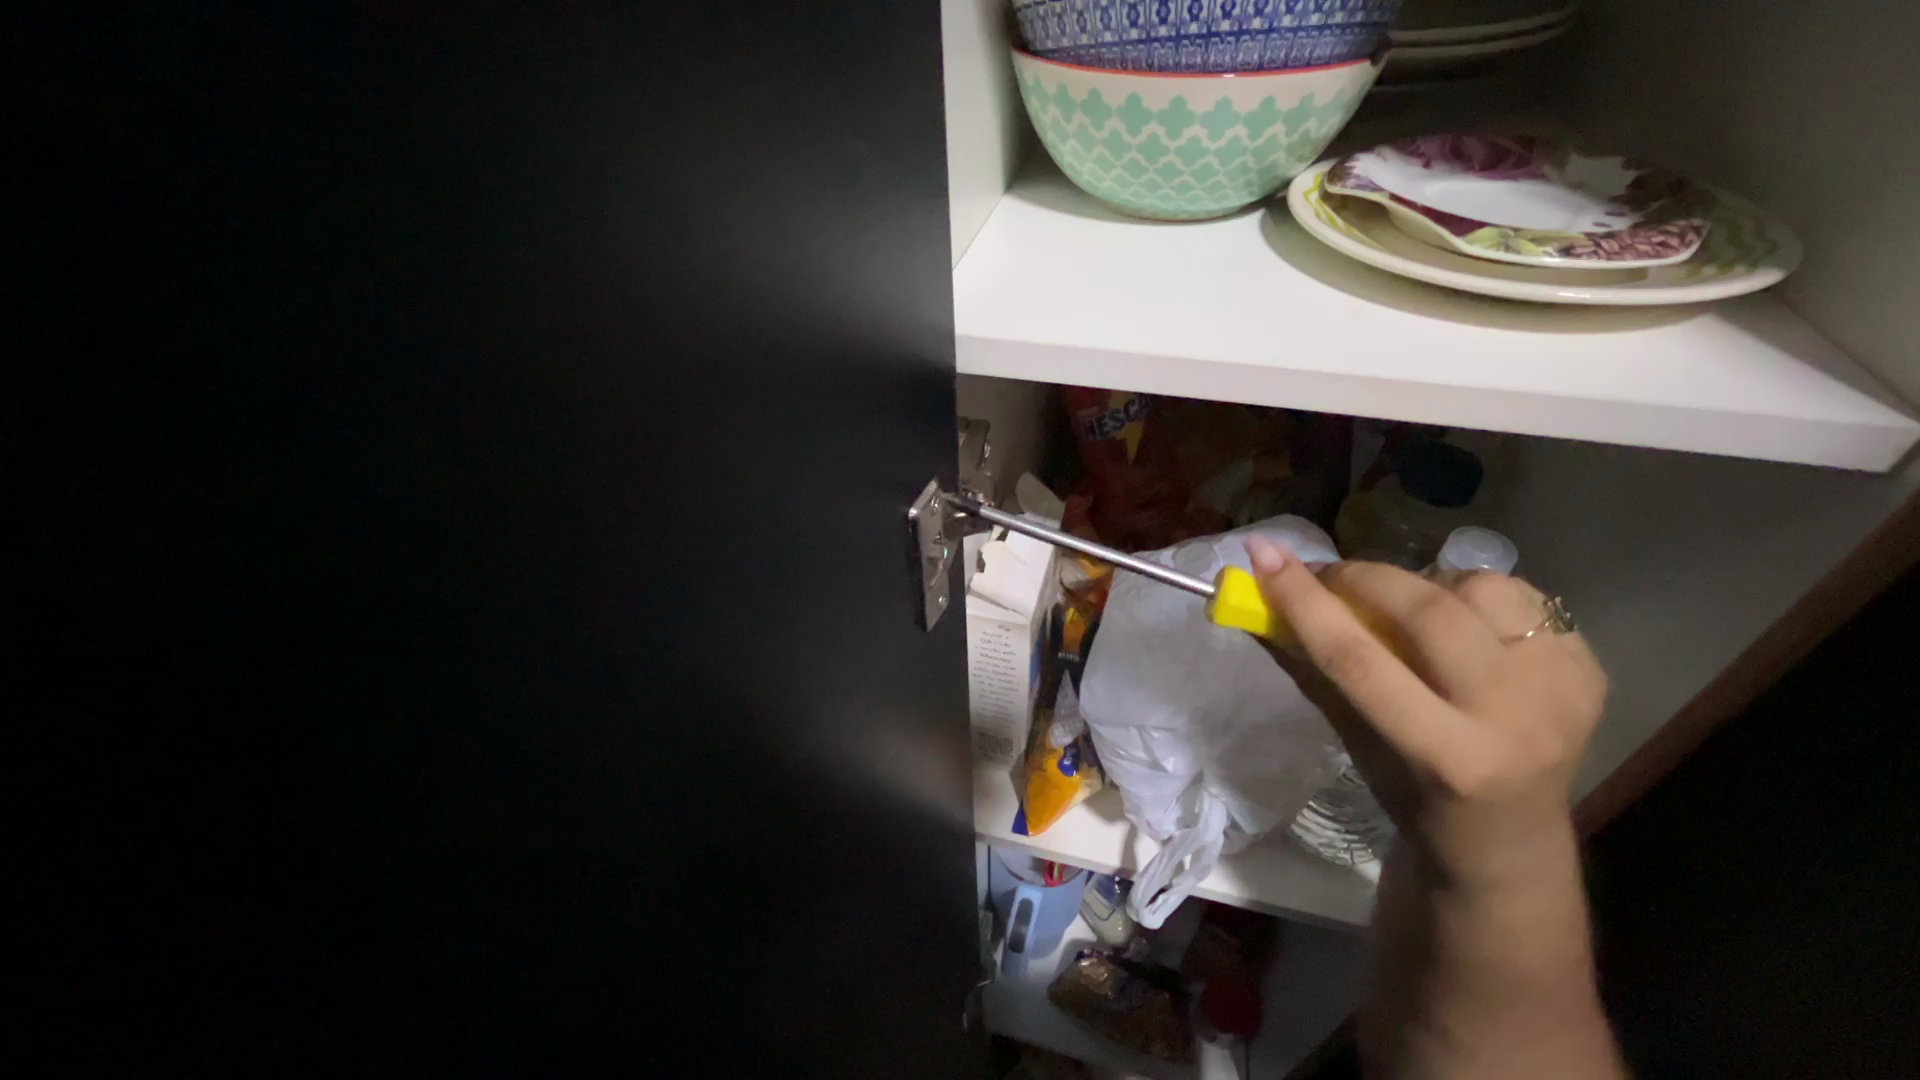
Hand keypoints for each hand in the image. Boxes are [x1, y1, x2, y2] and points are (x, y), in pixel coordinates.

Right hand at [1244, 537, 1606, 886]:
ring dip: (1431, 584)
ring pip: (1484, 588)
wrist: (1512, 839)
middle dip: (1366, 578)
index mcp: (1447, 756)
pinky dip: (1478, 599)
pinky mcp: (1592, 669)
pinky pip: (1524, 597)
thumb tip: (1268, 600)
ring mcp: (1564, 691)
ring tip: (1413, 610)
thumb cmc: (1413, 798)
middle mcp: (1515, 719)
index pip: (1359, 661)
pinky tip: (1468, 631)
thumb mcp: (1357, 743)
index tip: (1263, 554)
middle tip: (1331, 576)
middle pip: (1430, 612)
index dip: (1305, 602)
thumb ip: (1319, 670)